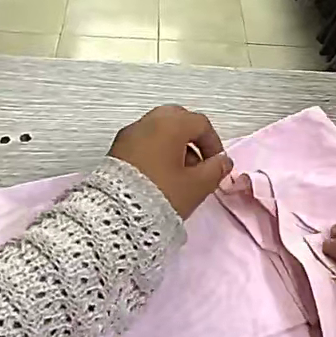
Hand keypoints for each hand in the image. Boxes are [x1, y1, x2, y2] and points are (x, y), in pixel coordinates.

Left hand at [108, 106, 232, 217]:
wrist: (112, 216)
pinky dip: (156, 152)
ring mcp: (128, 136)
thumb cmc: (160, 194)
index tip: (216, 163)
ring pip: (158, 130)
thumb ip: (216, 169)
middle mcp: (148, 123)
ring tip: (179, 173)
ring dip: (173, 146)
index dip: (214, 143)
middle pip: (177, 120)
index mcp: (171, 124)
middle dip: (192, 138)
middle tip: (198, 161)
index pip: (201, 124)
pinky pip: (143, 142)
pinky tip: (159, 176)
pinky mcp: (115, 151)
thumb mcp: (198, 184)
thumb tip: (222, 162)